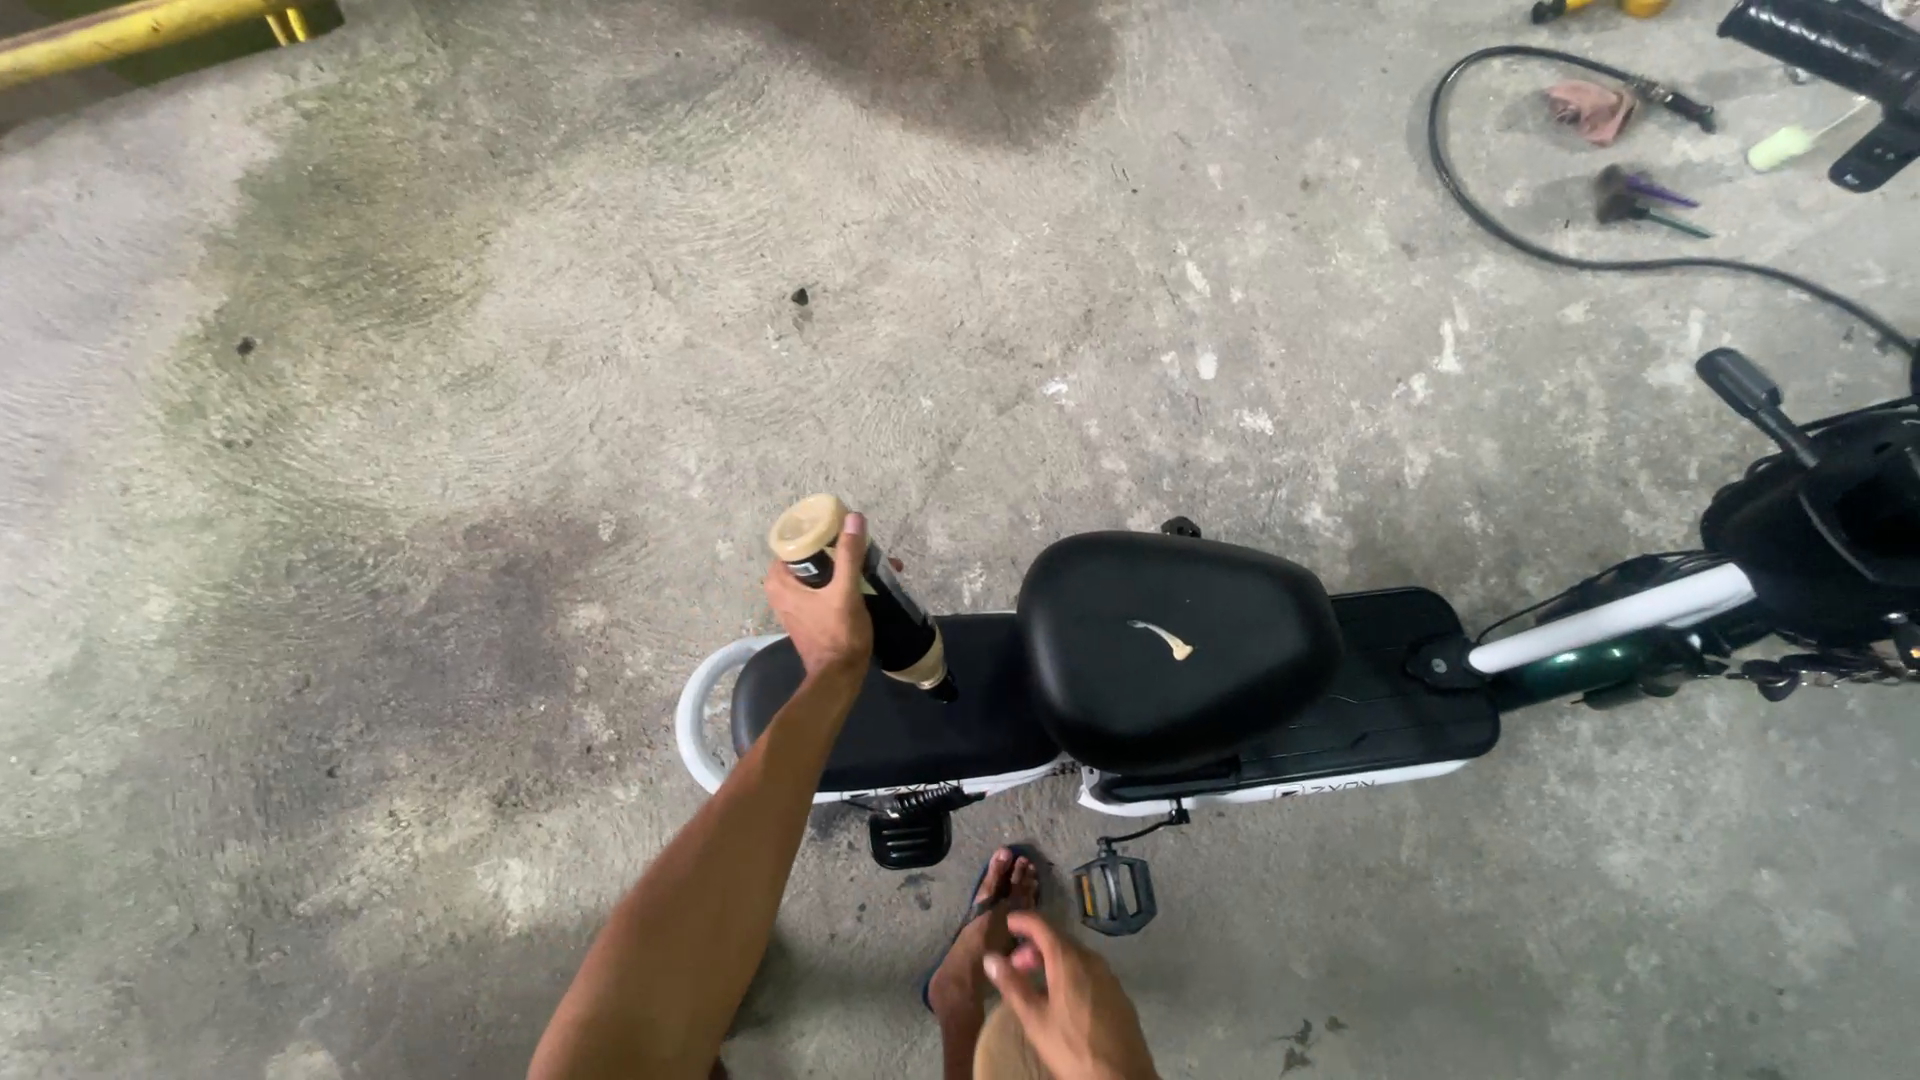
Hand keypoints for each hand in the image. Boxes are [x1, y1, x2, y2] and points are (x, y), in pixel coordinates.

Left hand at [763, 511, 873, 678]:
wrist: (839, 676)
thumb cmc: (839, 634)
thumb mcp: (845, 591)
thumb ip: (849, 554)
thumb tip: (853, 518)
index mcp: (779, 580)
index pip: (799, 541)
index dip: (826, 533)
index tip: (850, 532)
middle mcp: (781, 589)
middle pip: (814, 556)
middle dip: (843, 550)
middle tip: (868, 549)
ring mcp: (795, 603)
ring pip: (822, 572)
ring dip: (848, 566)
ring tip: (876, 565)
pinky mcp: (809, 614)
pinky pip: (825, 587)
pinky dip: (844, 581)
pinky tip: (870, 582)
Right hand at [982, 912, 1157, 1079]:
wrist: (1124, 1079)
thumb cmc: (1073, 1047)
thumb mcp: (1035, 1020)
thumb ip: (1012, 985)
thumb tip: (990, 958)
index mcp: (1068, 959)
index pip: (1041, 925)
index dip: (1023, 921)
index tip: (1008, 923)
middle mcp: (1091, 959)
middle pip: (1058, 939)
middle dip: (1034, 947)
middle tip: (1017, 967)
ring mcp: (1108, 975)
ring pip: (1075, 956)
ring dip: (1052, 961)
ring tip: (1037, 985)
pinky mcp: (1119, 993)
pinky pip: (1089, 971)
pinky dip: (1071, 973)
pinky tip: (1065, 999)